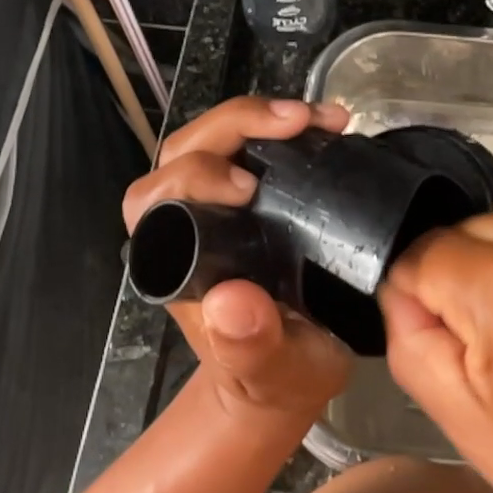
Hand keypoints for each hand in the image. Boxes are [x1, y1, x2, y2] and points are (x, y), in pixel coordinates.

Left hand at [123, 96, 352, 419]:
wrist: (293, 370)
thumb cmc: (273, 376)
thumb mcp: (270, 371)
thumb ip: (249, 347)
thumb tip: (230, 302)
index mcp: (174, 258)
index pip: (158, 196)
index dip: (194, 175)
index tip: (248, 187)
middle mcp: (186, 219)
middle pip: (188, 147)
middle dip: (237, 124)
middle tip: (298, 122)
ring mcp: (219, 198)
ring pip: (219, 134)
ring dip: (265, 116)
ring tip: (323, 117)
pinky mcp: (255, 186)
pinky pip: (259, 141)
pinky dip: (292, 125)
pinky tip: (333, 124)